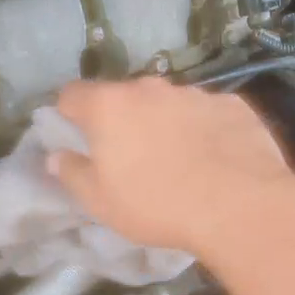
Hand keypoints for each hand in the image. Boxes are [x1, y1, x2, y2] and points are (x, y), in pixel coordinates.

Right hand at [49, 79, 294, 256]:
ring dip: (162, 124)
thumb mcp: (99, 201)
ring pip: (167, 104)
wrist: (239, 205)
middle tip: (126, 157)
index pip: (72, 94)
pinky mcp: (234, 105)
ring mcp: (196, 93)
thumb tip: (55, 156)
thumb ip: (72, 173)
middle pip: (123, 97)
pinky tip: (212, 161)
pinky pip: (206, 114)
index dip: (67, 113)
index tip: (73, 137)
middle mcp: (150, 88)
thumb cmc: (155, 204)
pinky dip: (202, 130)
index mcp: (109, 106)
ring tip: (174, 162)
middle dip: (120, 120)